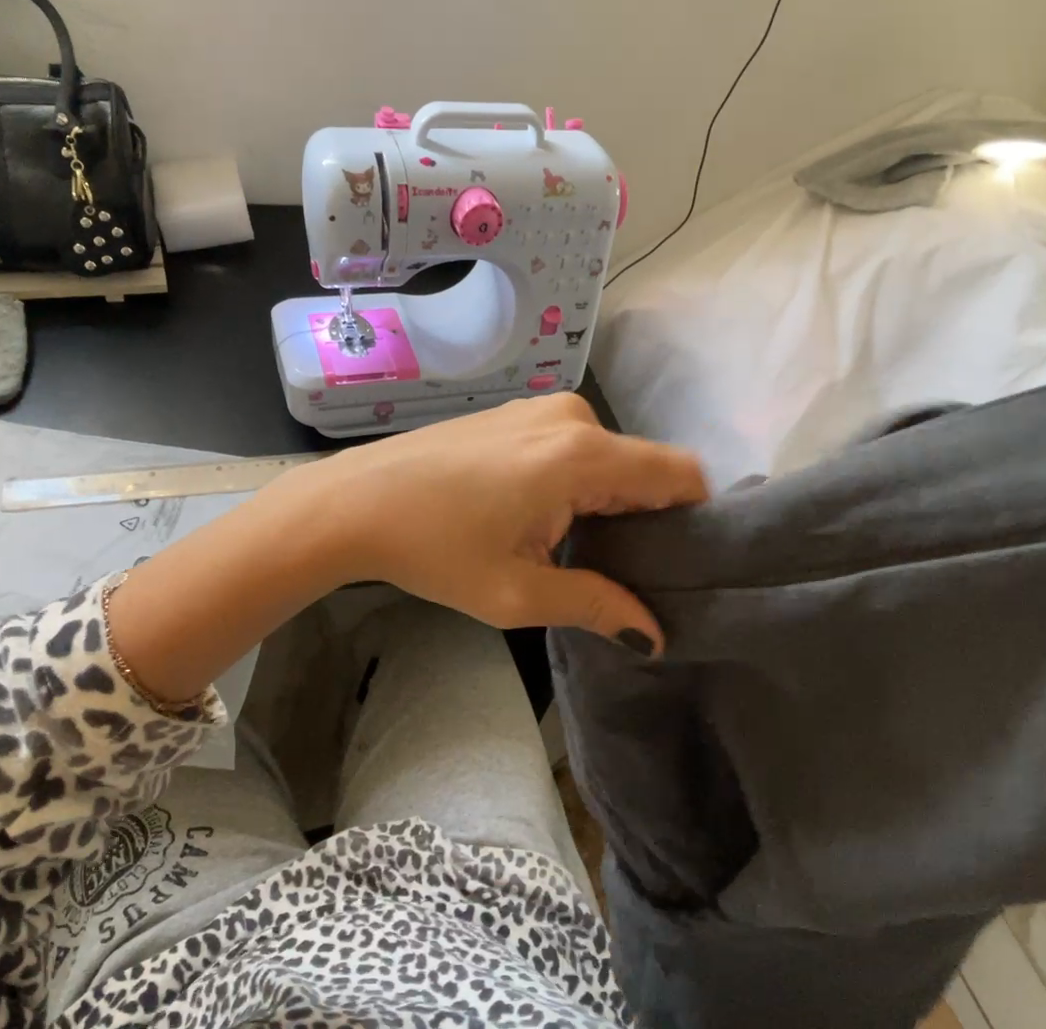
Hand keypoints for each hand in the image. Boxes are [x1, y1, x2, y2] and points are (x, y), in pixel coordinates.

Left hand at [262, 393, 708, 653]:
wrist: (353, 503)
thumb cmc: (433, 549)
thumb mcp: (518, 594)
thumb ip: (596, 606)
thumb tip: (655, 636)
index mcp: (582, 455)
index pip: (679, 473)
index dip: (693, 517)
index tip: (679, 563)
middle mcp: (572, 418)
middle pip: (643, 468)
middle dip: (643, 519)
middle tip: (621, 574)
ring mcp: (539, 410)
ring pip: (607, 459)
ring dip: (605, 502)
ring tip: (574, 552)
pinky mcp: (514, 415)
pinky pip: (572, 448)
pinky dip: (575, 483)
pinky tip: (540, 521)